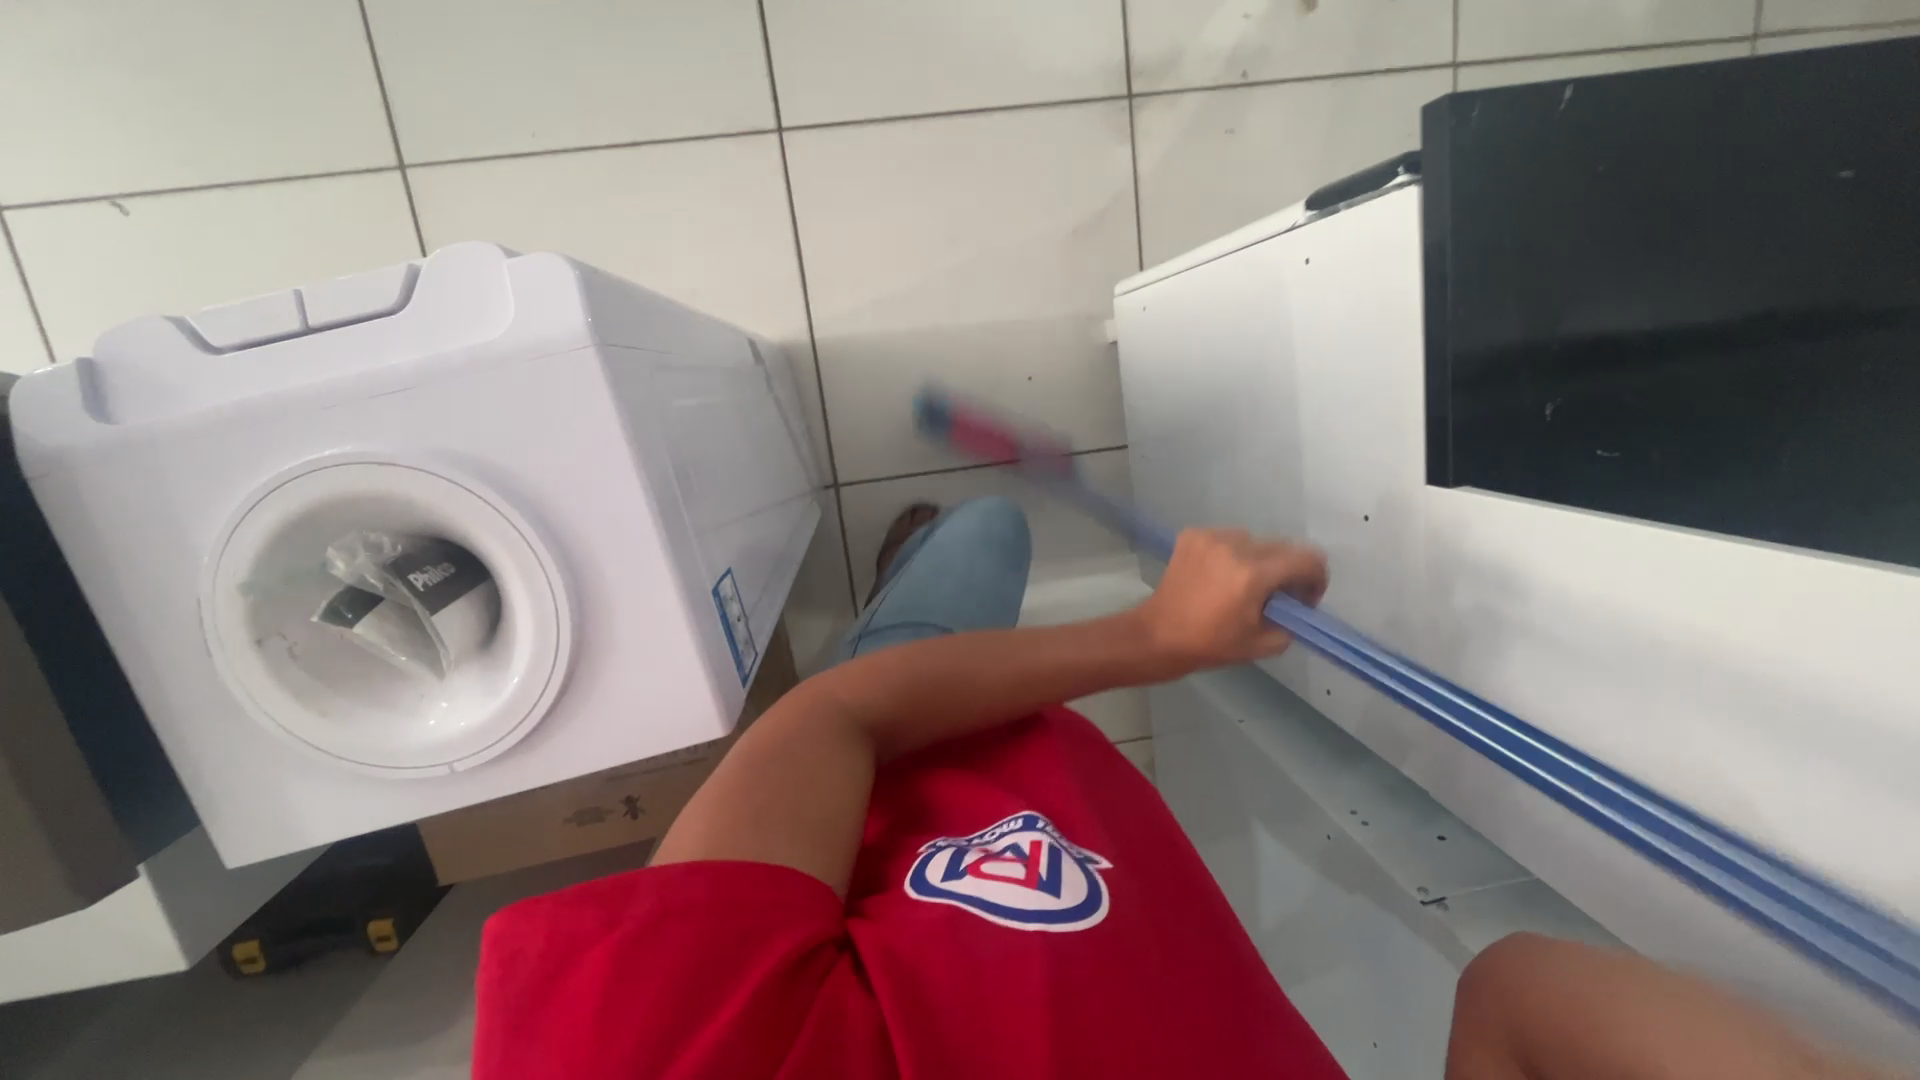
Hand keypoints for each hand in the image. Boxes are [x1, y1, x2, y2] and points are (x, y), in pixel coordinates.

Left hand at [1133, 528, 1327, 675]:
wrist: (1157, 635)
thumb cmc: (1209, 644)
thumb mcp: (1262, 644)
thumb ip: (1292, 622)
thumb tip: (1298, 607)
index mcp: (1253, 574)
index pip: (1307, 559)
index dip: (1316, 578)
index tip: (1305, 598)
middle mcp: (1234, 546)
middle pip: (1282, 547)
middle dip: (1288, 571)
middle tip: (1277, 596)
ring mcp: (1210, 537)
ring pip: (1254, 540)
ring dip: (1259, 560)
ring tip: (1245, 585)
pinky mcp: (1192, 535)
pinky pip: (1227, 538)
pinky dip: (1232, 554)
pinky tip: (1220, 576)